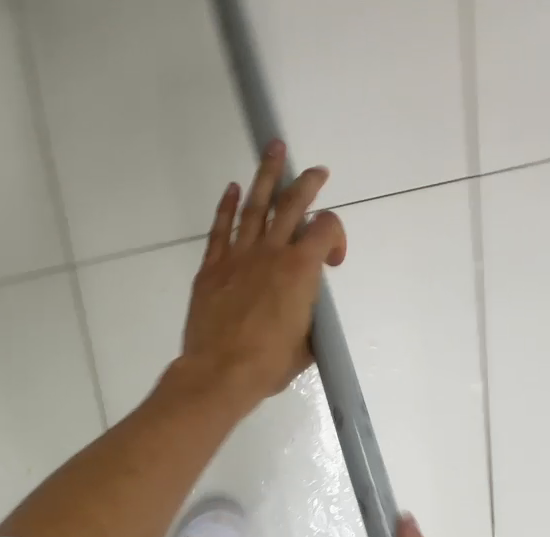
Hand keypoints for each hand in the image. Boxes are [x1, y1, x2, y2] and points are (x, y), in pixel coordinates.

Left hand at [171, 140, 347, 404]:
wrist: (218, 374)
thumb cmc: (267, 366)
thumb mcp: (305, 345)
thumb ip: (309, 319)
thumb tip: (304, 314)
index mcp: (301, 270)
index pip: (327, 229)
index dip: (337, 237)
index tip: (334, 261)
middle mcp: (271, 253)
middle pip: (292, 203)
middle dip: (307, 183)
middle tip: (316, 172)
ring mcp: (238, 257)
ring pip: (255, 207)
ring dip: (266, 175)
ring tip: (274, 149)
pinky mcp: (212, 269)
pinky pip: (220, 229)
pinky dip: (227, 206)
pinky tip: (232, 189)